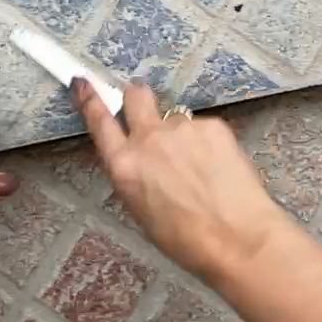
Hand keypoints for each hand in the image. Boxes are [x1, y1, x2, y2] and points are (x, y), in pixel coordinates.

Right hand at [75, 78, 291, 285]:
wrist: (237, 239)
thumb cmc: (187, 240)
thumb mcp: (142, 211)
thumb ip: (135, 174)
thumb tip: (140, 160)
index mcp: (124, 166)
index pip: (99, 121)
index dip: (90, 98)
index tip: (83, 81)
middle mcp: (149, 139)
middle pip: (136, 95)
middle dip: (137, 99)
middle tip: (148, 114)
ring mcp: (182, 127)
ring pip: (175, 119)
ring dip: (180, 134)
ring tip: (200, 168)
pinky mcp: (212, 125)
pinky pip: (203, 128)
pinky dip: (208, 144)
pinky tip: (219, 168)